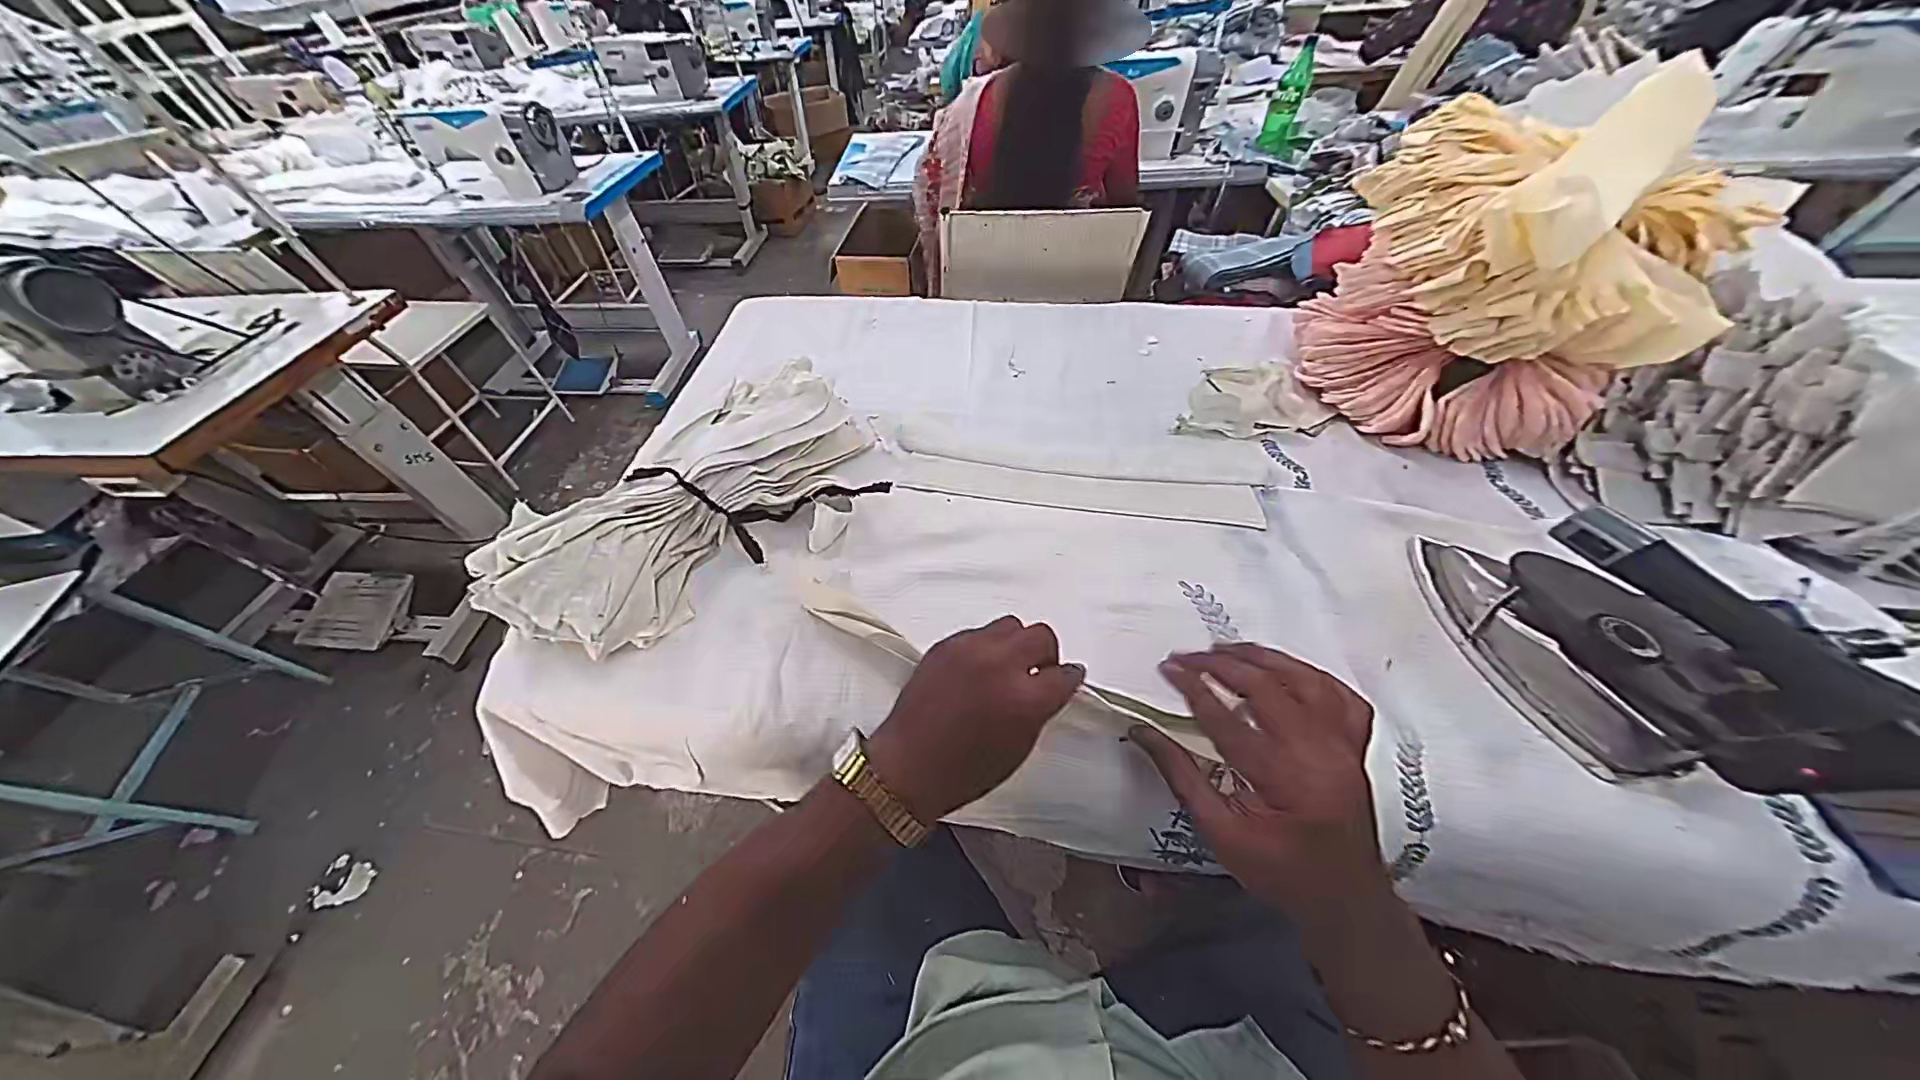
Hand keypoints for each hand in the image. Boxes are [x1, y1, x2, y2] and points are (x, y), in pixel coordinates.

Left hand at [866, 616, 1085, 821]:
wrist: (908, 765)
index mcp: (1024, 699)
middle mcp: (998, 666)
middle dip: (1046, 652)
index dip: (1067, 678)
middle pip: (1040, 635)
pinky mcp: (945, 645)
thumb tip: (1052, 686)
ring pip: (1010, 625)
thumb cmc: (959, 769)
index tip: (1065, 678)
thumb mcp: (1019, 747)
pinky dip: (986, 646)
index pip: (1063, 673)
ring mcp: (969, 651)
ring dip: (1015, 643)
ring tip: (1008, 666)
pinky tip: (980, 668)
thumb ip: (1039, 709)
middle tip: (1040, 669)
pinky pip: (978, 632)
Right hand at [1130, 644, 1386, 920]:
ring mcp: (1346, 745)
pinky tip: (1284, 668)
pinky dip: (1309, 674)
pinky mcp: (1358, 745)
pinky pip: (1340, 694)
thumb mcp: (1220, 833)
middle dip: (1221, 664)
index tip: (1168, 668)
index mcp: (1284, 778)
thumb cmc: (1281, 873)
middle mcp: (1321, 752)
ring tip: (1226, 649)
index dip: (1193, 687)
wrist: (1347, 900)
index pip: (1228, 718)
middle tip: (1187, 656)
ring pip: (1305, 679)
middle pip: (1267, 688)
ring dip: (1263, 658)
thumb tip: (1142, 732)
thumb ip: (1181, 776)